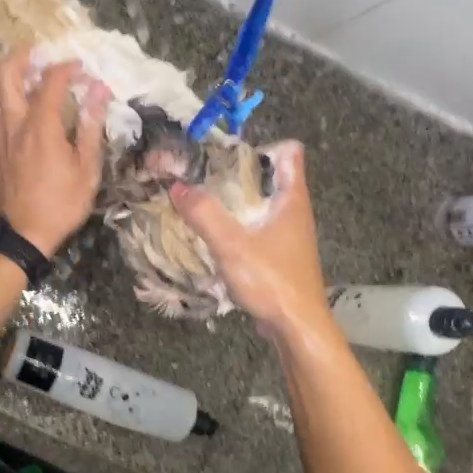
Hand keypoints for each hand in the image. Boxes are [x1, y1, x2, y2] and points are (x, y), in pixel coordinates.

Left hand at [0, 47, 109, 256]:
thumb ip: (90, 127)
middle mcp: (13, 126)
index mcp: (41, 127)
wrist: (27, 236)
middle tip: (37, 55)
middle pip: (4, 74)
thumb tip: (99, 92)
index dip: (66, 68)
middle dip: (21, 56)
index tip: (81, 70)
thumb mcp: (88, 168)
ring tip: (16, 83)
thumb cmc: (62, 205)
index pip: (50, 81)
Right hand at [170, 141, 330, 337]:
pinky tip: (219, 239)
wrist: (296, 325)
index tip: (229, 156)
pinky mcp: (282, 256)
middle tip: (206, 178)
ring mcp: (290, 235)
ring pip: (265, 205)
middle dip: (240, 173)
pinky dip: (241, 227)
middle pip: (272, 177)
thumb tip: (176, 186)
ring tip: (206, 206)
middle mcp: (296, 211)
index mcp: (292, 198)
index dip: (262, 146)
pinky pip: (261, 229)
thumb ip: (203, 214)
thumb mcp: (231, 245)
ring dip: (238, 202)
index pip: (289, 152)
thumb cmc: (271, 280)